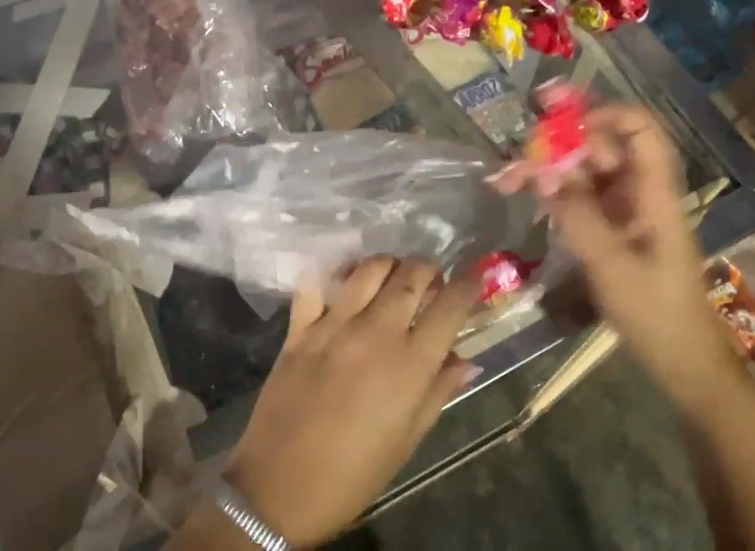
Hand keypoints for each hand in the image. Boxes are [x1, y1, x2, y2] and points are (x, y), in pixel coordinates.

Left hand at [223, 257, 482, 545]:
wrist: (279, 490)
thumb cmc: (353, 475)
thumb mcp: (407, 442)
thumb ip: (438, 393)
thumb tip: (465, 361)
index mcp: (410, 365)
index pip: (450, 307)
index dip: (468, 286)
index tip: (476, 276)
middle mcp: (375, 333)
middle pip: (412, 276)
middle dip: (430, 269)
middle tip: (433, 280)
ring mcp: (333, 326)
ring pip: (369, 269)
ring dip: (389, 264)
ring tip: (393, 276)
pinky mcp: (299, 329)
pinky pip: (316, 285)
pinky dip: (332, 276)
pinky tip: (343, 284)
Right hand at [503, 104, 725, 397]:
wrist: (682, 361)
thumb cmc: (656, 312)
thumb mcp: (612, 265)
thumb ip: (578, 216)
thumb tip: (544, 174)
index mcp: (654, 192)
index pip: (639, 129)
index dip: (603, 113)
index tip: (559, 117)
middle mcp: (640, 192)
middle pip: (602, 148)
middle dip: (560, 144)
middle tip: (520, 156)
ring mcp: (626, 211)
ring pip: (586, 172)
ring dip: (550, 169)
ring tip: (509, 178)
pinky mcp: (614, 230)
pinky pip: (582, 198)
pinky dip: (555, 194)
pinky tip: (527, 197)